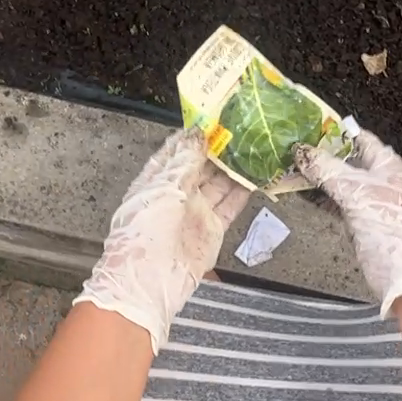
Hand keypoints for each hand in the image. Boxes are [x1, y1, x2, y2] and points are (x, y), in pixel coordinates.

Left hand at [77, 128, 249, 351]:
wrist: (149, 282)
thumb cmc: (144, 233)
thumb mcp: (162, 188)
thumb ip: (185, 161)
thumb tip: (199, 134)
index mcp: (157, 180)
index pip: (177, 150)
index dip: (195, 134)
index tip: (215, 118)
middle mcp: (177, 194)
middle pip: (202, 165)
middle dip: (220, 148)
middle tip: (242, 129)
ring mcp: (196, 212)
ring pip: (220, 183)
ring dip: (235, 167)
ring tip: (254, 148)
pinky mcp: (213, 229)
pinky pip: (231, 205)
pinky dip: (244, 191)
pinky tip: (257, 176)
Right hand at [296, 130, 401, 314]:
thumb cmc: (393, 229)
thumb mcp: (357, 192)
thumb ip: (328, 170)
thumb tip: (303, 152)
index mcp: (387, 165)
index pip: (360, 138)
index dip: (337, 131)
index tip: (311, 126)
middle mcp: (379, 180)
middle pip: (347, 160)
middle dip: (323, 155)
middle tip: (296, 148)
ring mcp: (369, 202)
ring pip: (340, 181)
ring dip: (319, 176)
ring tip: (294, 168)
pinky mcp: (360, 221)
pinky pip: (337, 202)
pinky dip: (321, 197)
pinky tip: (305, 192)